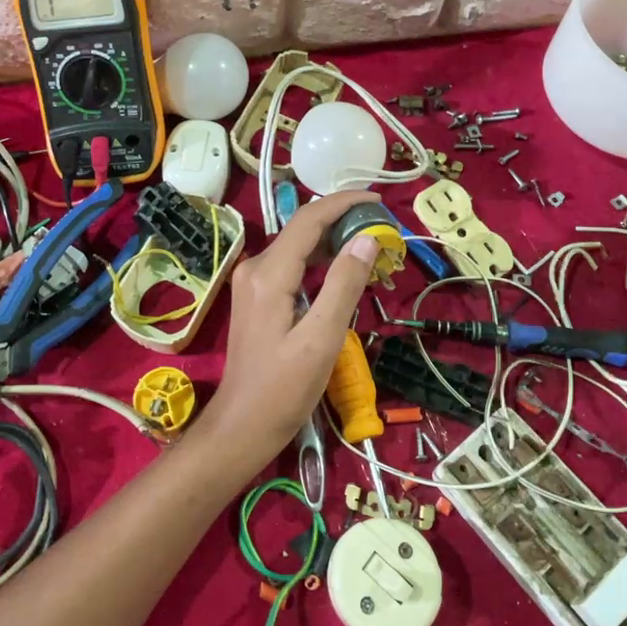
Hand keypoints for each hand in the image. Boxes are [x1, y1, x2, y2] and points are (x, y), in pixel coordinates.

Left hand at [189, 191, 380, 472]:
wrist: (242, 425)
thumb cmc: (283, 389)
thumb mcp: (321, 339)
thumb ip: (344, 285)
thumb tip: (367, 238)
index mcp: (269, 273)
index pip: (309, 219)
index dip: (344, 203)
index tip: (379, 200)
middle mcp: (256, 268)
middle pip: (303, 229)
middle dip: (342, 220)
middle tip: (384, 226)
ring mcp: (252, 282)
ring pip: (298, 247)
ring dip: (333, 240)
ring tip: (372, 243)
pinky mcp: (256, 297)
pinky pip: (292, 266)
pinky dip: (320, 261)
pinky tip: (344, 269)